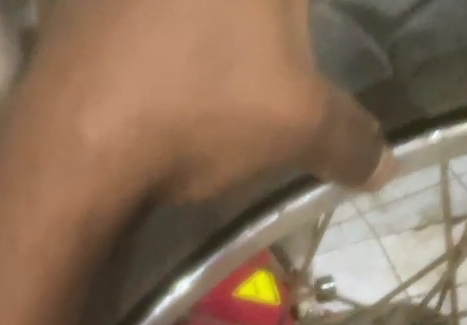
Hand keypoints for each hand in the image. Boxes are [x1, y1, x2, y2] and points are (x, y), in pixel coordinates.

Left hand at [8, 0, 391, 201]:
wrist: (78, 138)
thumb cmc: (201, 108)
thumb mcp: (294, 127)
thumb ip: (348, 138)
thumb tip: (388, 165)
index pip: (289, 1)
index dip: (291, 22)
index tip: (283, 52)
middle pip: (236, 5)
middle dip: (249, 27)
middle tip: (251, 59)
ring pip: (171, 6)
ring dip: (188, 24)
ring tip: (193, 68)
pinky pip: (114, 11)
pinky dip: (128, 26)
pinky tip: (138, 68)